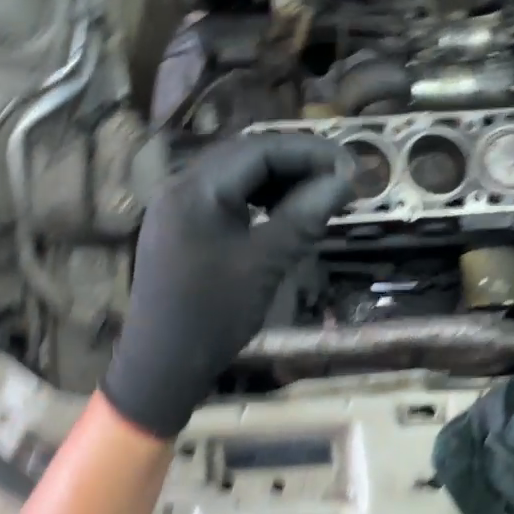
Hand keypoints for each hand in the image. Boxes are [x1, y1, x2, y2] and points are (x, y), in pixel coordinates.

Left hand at [101, 134, 353, 436]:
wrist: (161, 364)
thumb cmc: (213, 315)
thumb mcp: (265, 264)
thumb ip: (304, 216)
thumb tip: (345, 181)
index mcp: (196, 189)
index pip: (260, 149)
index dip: (310, 152)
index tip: (351, 166)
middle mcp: (181, 186)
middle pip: (246, 155)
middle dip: (296, 163)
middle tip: (340, 179)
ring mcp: (176, 206)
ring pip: (235, 175)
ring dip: (278, 180)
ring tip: (318, 196)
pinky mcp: (180, 227)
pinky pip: (223, 197)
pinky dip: (257, 199)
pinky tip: (283, 214)